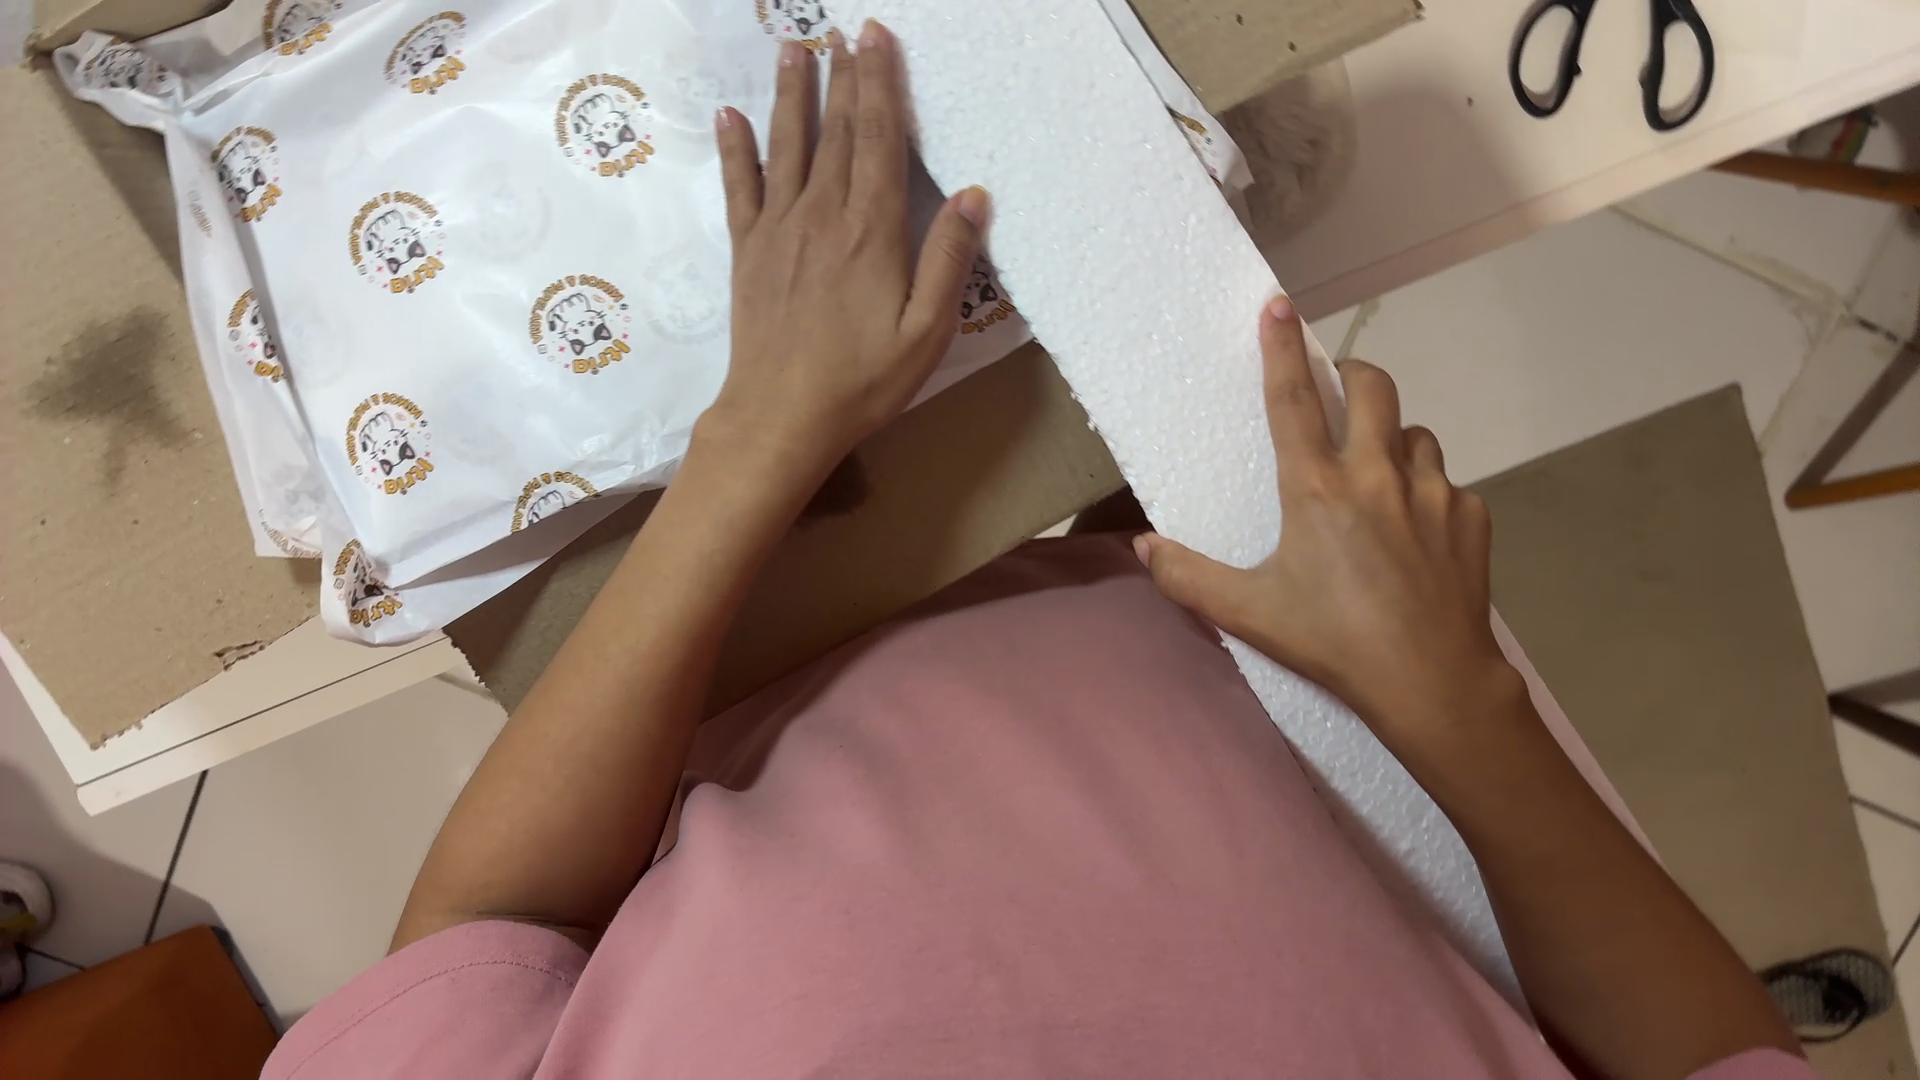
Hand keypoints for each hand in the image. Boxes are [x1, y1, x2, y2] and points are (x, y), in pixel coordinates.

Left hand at [701, 22, 987, 480]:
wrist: (782, 416)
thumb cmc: (862, 382)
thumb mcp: (926, 332)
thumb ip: (948, 261)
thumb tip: (974, 196)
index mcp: (870, 231)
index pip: (877, 140)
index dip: (879, 84)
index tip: (877, 36)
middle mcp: (821, 215)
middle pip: (835, 132)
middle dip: (843, 78)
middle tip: (846, 31)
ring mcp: (778, 230)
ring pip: (786, 146)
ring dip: (791, 95)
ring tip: (795, 49)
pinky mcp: (748, 253)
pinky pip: (739, 188)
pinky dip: (736, 149)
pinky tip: (731, 116)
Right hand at [1134, 297, 1522, 757]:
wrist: (1432, 683)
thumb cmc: (1329, 641)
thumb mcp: (1246, 612)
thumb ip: (1186, 576)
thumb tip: (1143, 545)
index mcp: (1317, 489)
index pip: (1292, 401)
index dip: (1280, 349)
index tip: (1278, 305)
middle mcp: (1377, 476)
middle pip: (1374, 388)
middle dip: (1353, 372)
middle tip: (1337, 390)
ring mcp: (1435, 494)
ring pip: (1416, 434)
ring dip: (1391, 438)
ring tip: (1374, 472)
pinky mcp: (1472, 520)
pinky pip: (1448, 484)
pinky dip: (1425, 490)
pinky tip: (1414, 531)